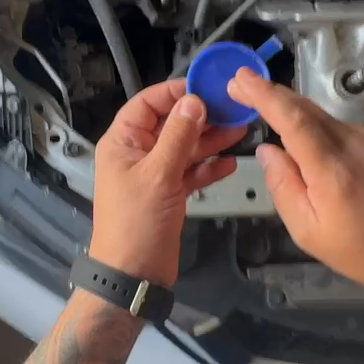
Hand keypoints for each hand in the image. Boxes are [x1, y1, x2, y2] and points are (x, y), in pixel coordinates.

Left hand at [89, 79, 243, 285]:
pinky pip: (189, 172)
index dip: (175, 93)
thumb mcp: (158, 174)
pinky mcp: (168, 193)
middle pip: (170, 124)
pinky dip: (207, 168)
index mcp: (123, 142)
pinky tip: (229, 164)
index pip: (148, 104)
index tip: (206, 89)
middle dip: (200, 117)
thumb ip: (178, 136)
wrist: (133, 274)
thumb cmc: (137, 222)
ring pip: (183, 148)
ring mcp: (153, 174)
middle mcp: (137, 153)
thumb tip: (193, 101)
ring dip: (209, 141)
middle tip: (232, 110)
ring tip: (240, 132)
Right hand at [226, 69, 363, 307]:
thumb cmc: (361, 253)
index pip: (293, 120)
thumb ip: (282, 185)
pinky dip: (320, 131)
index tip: (241, 78)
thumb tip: (268, 150)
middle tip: (241, 89)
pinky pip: (341, 128)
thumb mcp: (307, 230)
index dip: (265, 95)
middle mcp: (357, 145)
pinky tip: (315, 152)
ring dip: (296, 118)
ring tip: (276, 130)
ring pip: (323, 118)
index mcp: (334, 171)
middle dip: (271, 95)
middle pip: (306, 109)